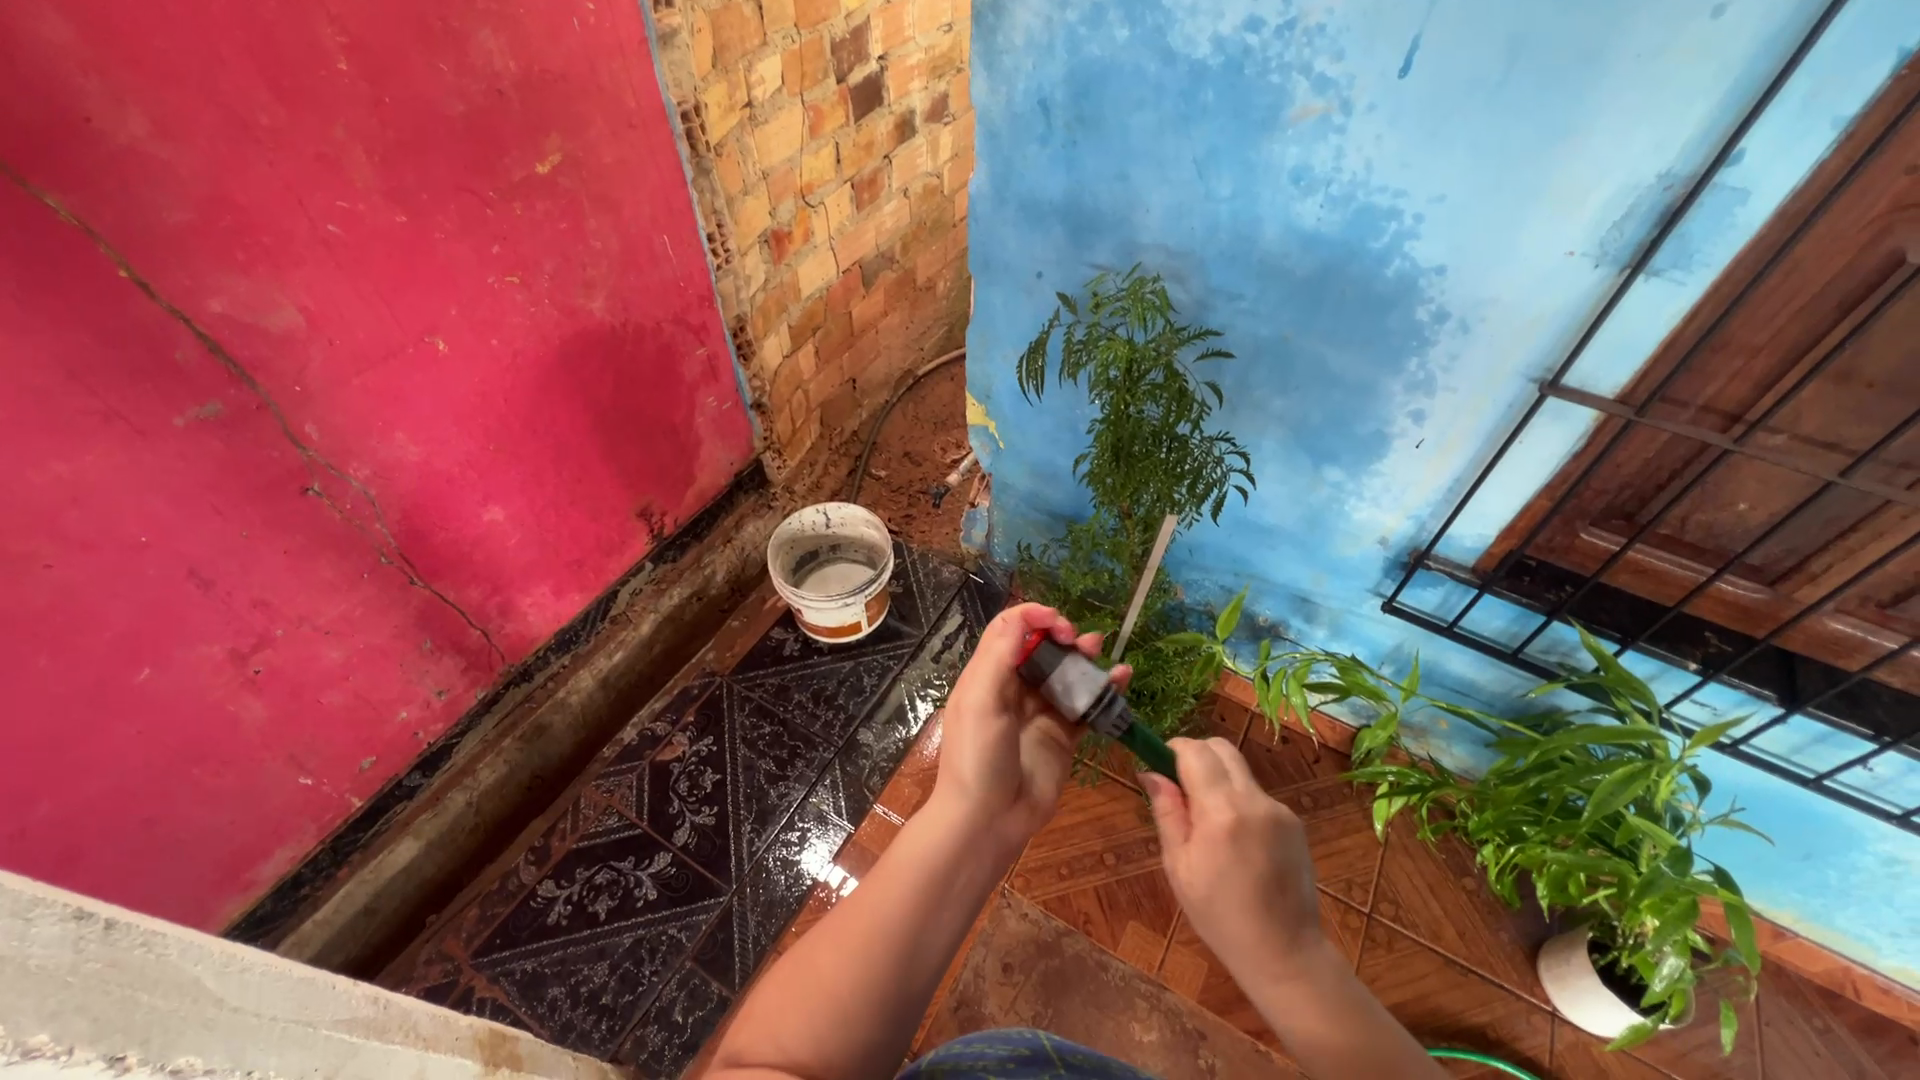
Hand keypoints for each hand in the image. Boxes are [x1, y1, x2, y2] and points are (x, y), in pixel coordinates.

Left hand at [930, 603, 1130, 850]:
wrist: (987, 821)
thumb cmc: (977, 756)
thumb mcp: (981, 700)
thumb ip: (1001, 654)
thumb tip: (1025, 615)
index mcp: (987, 676)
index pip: (1010, 630)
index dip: (1034, 618)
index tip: (1057, 623)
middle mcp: (1014, 690)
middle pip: (1042, 649)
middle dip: (1062, 636)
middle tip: (1078, 640)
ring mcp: (1040, 713)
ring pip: (1067, 675)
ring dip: (1085, 658)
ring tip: (1100, 650)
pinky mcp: (1063, 737)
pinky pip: (1086, 707)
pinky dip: (1104, 691)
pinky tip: (1121, 678)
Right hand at [1142, 738, 1326, 979]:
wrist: (1284, 951)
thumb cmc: (1219, 915)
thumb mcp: (1178, 866)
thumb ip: (1167, 812)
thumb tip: (1150, 772)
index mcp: (1221, 811)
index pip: (1195, 751)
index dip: (1172, 749)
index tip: (1159, 767)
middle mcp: (1254, 800)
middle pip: (1222, 748)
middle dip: (1196, 755)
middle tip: (1180, 788)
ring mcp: (1280, 809)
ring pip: (1240, 772)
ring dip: (1218, 780)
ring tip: (1208, 826)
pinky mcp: (1294, 822)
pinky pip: (1257, 795)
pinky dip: (1239, 801)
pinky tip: (1236, 843)